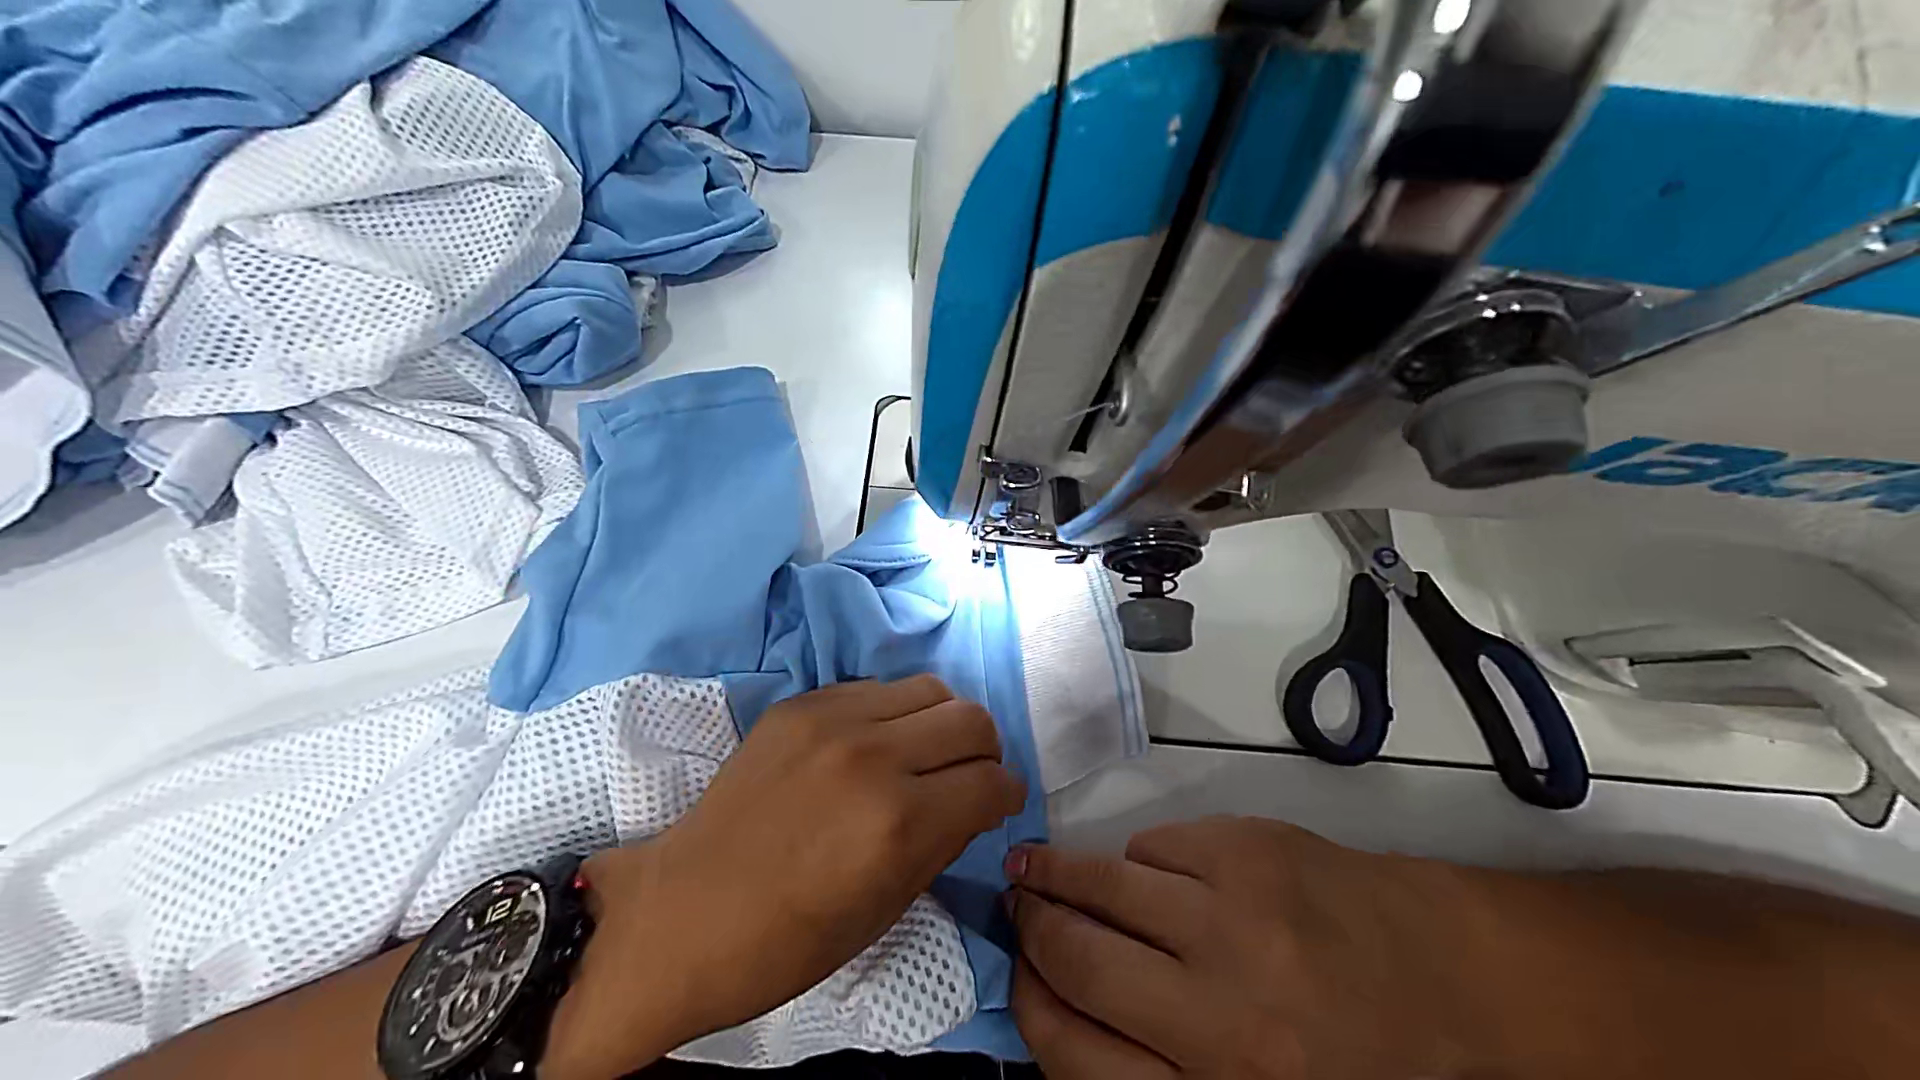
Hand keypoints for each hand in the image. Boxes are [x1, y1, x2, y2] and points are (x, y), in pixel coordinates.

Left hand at [545, 676, 1026, 1079]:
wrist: (681, 913)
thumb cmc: (788, 941)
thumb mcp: (886, 908)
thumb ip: (943, 841)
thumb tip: (977, 801)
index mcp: (898, 822)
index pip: (992, 781)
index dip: (1007, 795)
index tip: (998, 804)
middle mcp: (873, 755)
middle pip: (972, 719)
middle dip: (985, 752)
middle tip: (967, 778)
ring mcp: (833, 720)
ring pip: (932, 688)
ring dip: (942, 723)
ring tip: (923, 755)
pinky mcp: (801, 704)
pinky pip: (876, 689)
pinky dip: (893, 714)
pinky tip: (873, 746)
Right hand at [1007, 816, 1495, 1078]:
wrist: (1460, 984)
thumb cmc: (1359, 1064)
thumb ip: (1157, 1068)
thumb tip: (1061, 1003)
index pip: (1076, 1052)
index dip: (1029, 1003)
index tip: (1015, 973)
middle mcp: (1222, 1009)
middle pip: (1080, 957)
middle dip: (1032, 927)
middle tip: (1014, 908)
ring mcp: (1235, 914)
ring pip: (1104, 883)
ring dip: (1058, 874)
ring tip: (1032, 867)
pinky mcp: (1249, 847)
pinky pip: (1154, 845)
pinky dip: (1139, 861)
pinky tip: (1151, 874)